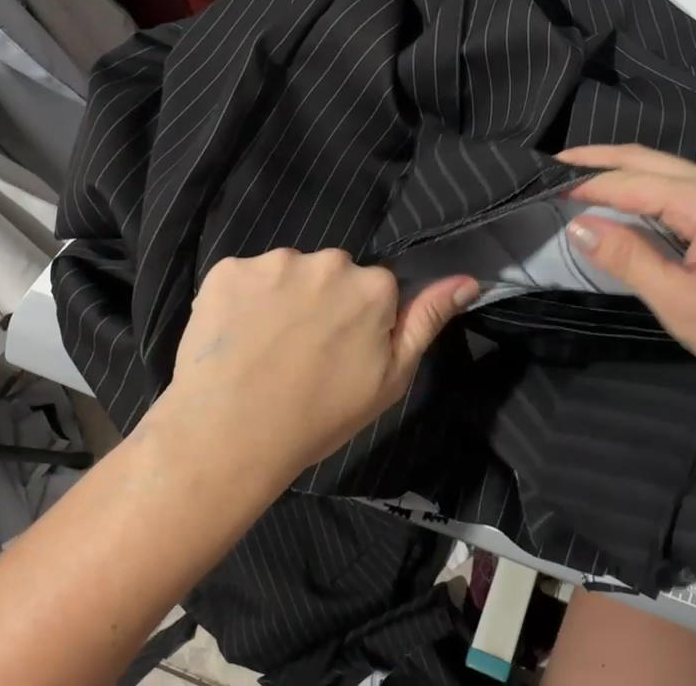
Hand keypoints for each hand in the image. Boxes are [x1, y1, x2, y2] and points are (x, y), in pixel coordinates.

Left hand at [155, 249, 477, 474]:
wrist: (229, 435)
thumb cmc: (320, 415)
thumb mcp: (391, 378)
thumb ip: (427, 320)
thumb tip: (468, 280)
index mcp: (374, 285)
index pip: (375, 290)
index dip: (359, 323)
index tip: (340, 355)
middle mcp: (329, 261)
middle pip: (332, 275)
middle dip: (322, 303)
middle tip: (301, 354)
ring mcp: (274, 262)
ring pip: (288, 274)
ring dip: (281, 299)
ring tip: (264, 349)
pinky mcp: (227, 270)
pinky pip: (244, 278)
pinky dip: (241, 301)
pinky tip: (235, 338)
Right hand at [560, 144, 695, 401]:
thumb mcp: (683, 304)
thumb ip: (629, 259)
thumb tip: (579, 224)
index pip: (631, 180)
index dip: (587, 184)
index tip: (544, 188)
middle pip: (649, 160)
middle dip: (600, 160)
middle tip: (553, 166)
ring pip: (669, 172)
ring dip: (625, 174)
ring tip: (581, 181)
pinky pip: (687, 190)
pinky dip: (650, 191)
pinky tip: (630, 204)